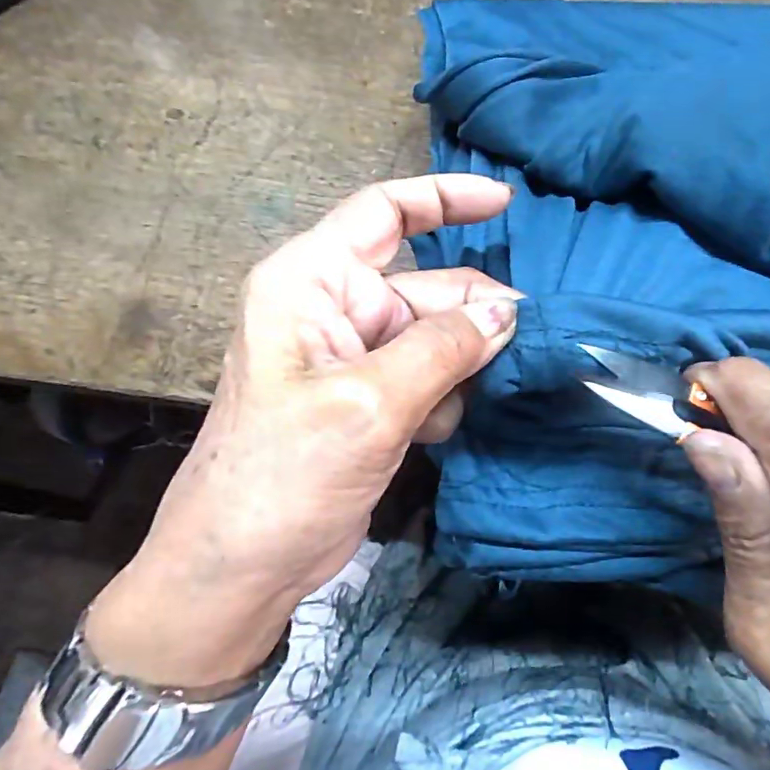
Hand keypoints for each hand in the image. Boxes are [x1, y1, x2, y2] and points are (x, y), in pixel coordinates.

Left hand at [86, 175, 520, 685]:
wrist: (243, 570)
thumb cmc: (285, 474)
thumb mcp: (371, 403)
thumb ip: (446, 348)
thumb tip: (510, 310)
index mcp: (312, 281)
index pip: (384, 213)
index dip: (445, 198)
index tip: (507, 203)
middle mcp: (335, 307)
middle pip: (428, 284)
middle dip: (474, 311)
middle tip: (526, 340)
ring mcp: (356, 355)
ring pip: (439, 333)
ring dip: (465, 361)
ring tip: (476, 395)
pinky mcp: (374, 396)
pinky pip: (433, 373)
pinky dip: (448, 394)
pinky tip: (440, 430)